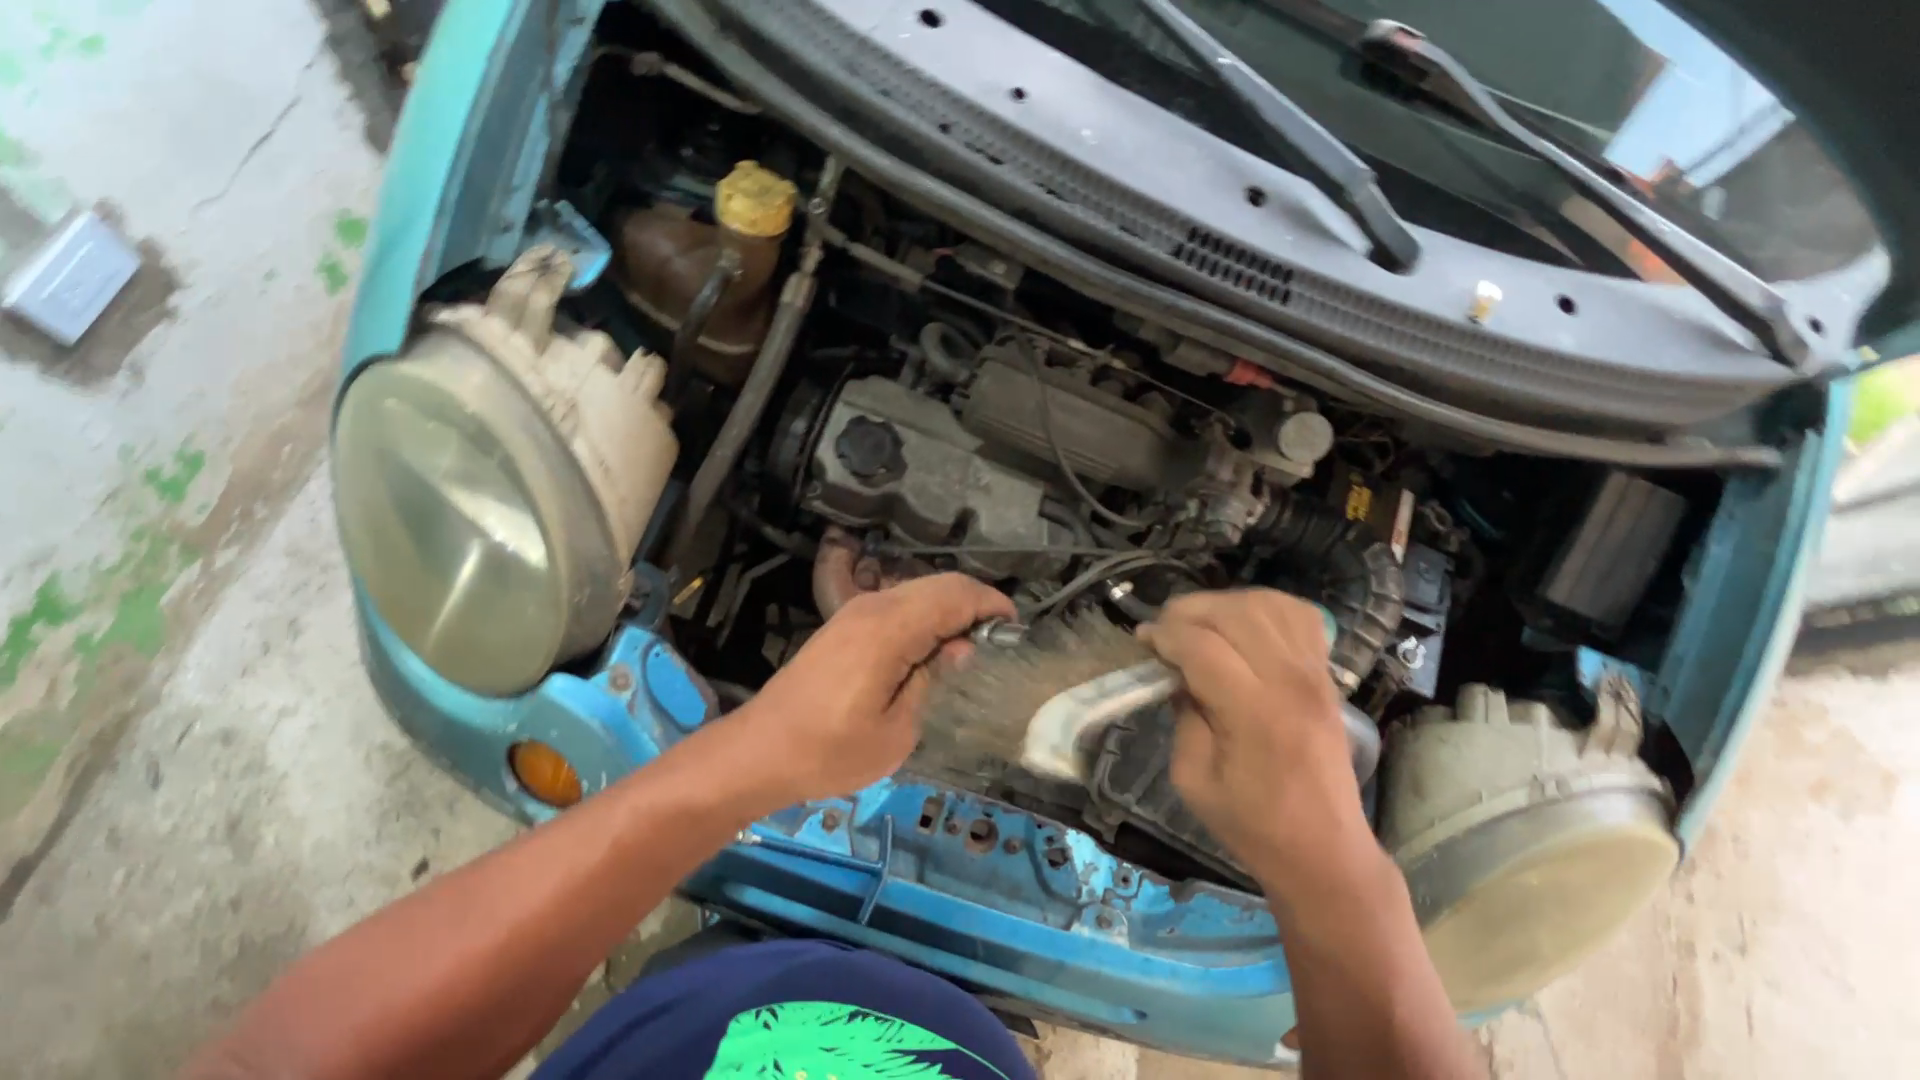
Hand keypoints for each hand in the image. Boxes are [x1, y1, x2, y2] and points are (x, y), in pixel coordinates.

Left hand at [722, 573, 1014, 805]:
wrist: (759, 752)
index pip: (954, 594)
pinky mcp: (842, 626)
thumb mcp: (897, 730)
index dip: (990, 604)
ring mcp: (852, 613)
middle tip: (999, 640)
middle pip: (937, 585)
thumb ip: (931, 679)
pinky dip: (924, 615)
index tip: (1016, 629)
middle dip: (974, 603)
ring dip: (949, 608)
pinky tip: (933, 647)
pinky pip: (896, 605)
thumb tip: (961, 647)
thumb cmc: (831, 752)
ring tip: (972, 645)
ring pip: (916, 591)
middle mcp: (871, 607)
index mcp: (888, 628)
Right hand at [1141, 590, 1373, 895]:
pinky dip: (1267, 608)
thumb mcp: (1193, 780)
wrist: (1323, 850)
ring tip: (1199, 626)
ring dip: (1224, 605)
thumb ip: (1183, 718)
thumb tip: (1178, 675)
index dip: (1165, 635)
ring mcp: (1315, 674)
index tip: (1142, 641)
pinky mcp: (1327, 676)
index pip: (1202, 645)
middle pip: (1234, 613)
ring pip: (1267, 605)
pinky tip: (1243, 625)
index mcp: (1254, 713)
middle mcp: (1290, 681)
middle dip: (1188, 611)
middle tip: (1164, 631)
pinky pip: (1301, 616)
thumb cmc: (1252, 825)